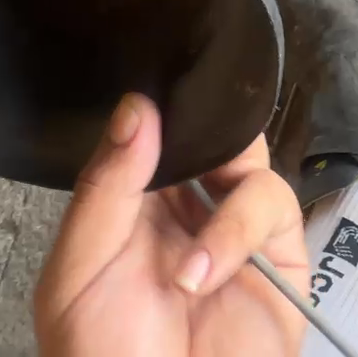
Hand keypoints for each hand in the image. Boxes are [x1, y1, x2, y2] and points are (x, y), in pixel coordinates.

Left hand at [34, 94, 308, 356]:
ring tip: (187, 268)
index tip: (162, 82)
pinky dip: (238, 231)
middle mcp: (190, 200)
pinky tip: (204, 274)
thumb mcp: (78, 274)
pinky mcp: (279, 244)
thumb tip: (137, 105)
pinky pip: (271, 202)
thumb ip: (105, 188)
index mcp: (138, 198)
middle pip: (213, 131)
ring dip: (221, 197)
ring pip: (249, 156)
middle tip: (194, 147)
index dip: (162, 105)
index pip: (156, 130)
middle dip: (209, 130)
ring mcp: (237, 220)